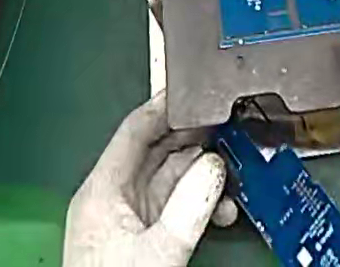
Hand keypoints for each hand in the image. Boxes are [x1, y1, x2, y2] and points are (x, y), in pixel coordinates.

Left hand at [64, 93, 227, 266]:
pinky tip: (225, 210)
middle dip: (195, 140)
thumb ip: (190, 205)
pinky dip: (199, 205)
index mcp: (103, 188)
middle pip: (156, 151)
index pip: (134, 129)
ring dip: (204, 175)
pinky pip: (174, 208)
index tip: (197, 89)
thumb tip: (216, 163)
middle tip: (229, 128)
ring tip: (236, 175)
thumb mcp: (158, 253)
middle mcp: (113, 196)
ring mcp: (128, 219)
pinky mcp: (141, 241)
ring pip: (170, 179)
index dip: (165, 105)